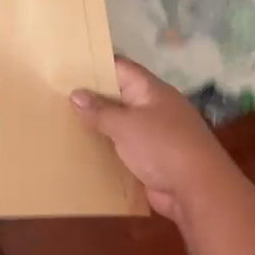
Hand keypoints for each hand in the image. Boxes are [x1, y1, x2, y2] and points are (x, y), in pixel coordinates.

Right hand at [71, 57, 249, 223]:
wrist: (199, 192)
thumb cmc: (163, 148)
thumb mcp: (125, 124)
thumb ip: (99, 109)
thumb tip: (75, 94)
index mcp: (152, 91)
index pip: (120, 67)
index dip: (94, 63)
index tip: (65, 63)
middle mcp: (154, 108)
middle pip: (117, 94)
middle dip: (90, 94)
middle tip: (55, 91)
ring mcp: (154, 133)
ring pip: (118, 121)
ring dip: (95, 122)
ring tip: (60, 117)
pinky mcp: (150, 156)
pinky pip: (121, 144)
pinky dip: (104, 144)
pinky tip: (80, 145)